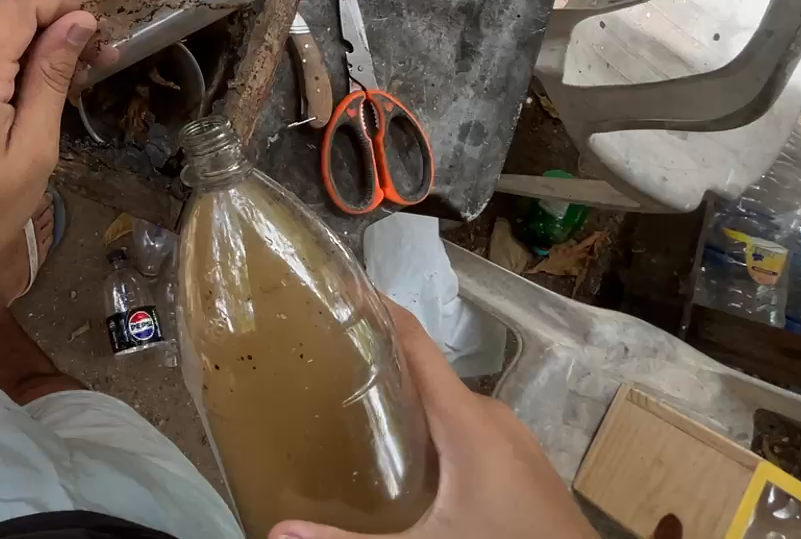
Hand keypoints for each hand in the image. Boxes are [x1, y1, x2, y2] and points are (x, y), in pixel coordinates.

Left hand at [0, 0, 102, 288]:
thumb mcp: (33, 151)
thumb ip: (52, 79)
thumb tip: (79, 22)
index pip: (20, 3)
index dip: (63, 4)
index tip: (98, 36)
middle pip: (7, 13)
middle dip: (55, 25)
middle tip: (97, 62)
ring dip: (36, 45)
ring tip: (73, 81)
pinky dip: (13, 62)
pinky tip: (36, 94)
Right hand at [271, 302, 594, 538]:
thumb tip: (276, 533)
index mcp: (464, 417)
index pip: (413, 337)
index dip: (375, 306)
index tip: (334, 287)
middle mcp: (489, 414)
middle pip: (423, 371)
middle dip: (375, 363)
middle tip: (322, 365)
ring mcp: (512, 438)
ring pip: (445, 403)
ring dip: (405, 401)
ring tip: (356, 411)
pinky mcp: (524, 463)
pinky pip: (467, 428)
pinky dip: (433, 428)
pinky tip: (411, 459)